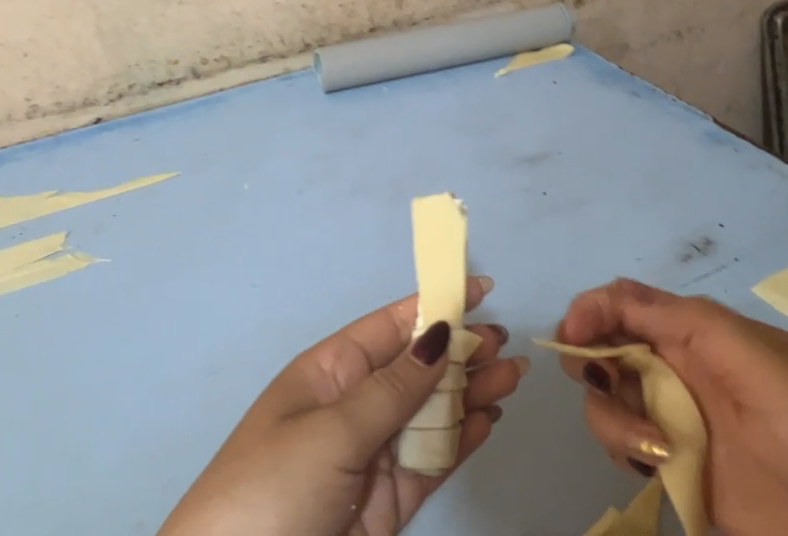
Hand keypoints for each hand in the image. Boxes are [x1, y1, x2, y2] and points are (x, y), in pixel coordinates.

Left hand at [160, 277, 527, 535]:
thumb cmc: (274, 486)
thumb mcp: (331, 430)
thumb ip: (393, 389)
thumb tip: (438, 333)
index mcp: (329, 373)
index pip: (389, 327)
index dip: (433, 304)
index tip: (481, 288)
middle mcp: (353, 406)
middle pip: (417, 369)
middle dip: (461, 351)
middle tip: (507, 343)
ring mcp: (372, 453)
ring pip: (431, 413)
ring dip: (471, 394)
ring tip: (513, 379)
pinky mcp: (388, 499)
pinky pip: (432, 460)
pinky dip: (461, 441)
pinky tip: (488, 421)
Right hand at [556, 279, 787, 535]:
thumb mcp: (758, 359)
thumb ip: (683, 322)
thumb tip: (609, 298)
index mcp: (704, 335)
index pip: (630, 304)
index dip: (592, 311)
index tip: (572, 340)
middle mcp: (686, 373)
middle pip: (609, 351)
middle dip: (592, 366)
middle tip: (608, 392)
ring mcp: (684, 426)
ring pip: (612, 404)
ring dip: (613, 420)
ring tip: (656, 450)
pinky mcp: (686, 477)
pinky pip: (631, 453)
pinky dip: (627, 455)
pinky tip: (657, 469)